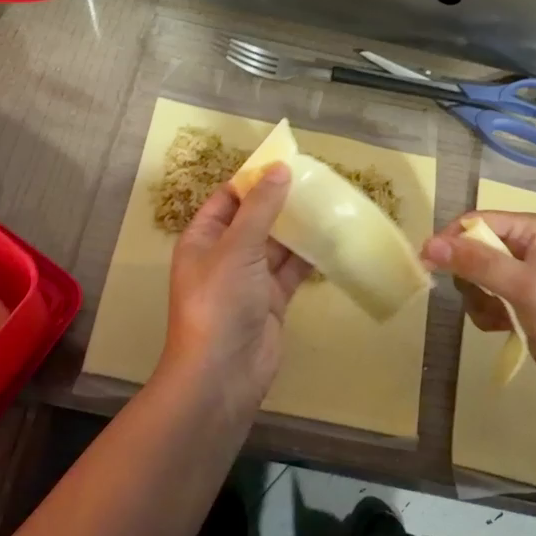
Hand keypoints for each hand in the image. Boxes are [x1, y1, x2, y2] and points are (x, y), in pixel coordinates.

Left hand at [160, 163, 312, 412]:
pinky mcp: (272, 301)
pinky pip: (291, 270)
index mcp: (203, 239)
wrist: (222, 374)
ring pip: (277, 244)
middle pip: (255, 219)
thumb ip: (260, 208)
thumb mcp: (237, 248)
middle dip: (282, 201)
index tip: (286, 161)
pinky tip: (332, 237)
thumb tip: (280, 168)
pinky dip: (309, 256)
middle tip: (317, 179)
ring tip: (330, 202)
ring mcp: (249, 280)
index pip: (227, 198)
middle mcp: (224, 255)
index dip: (253, 179)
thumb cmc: (220, 303)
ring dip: (299, 227)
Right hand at [423, 212, 535, 411]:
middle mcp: (522, 247)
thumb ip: (477, 263)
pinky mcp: (515, 304)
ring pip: (472, 279)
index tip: (430, 264)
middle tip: (476, 296)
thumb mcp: (523, 285)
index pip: (475, 222)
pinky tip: (504, 328)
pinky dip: (486, 315)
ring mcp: (518, 277)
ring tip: (498, 316)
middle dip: (467, 276)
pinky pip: (482, 301)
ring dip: (477, 300)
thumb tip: (429, 244)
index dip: (451, 240)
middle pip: (470, 250)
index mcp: (529, 230)